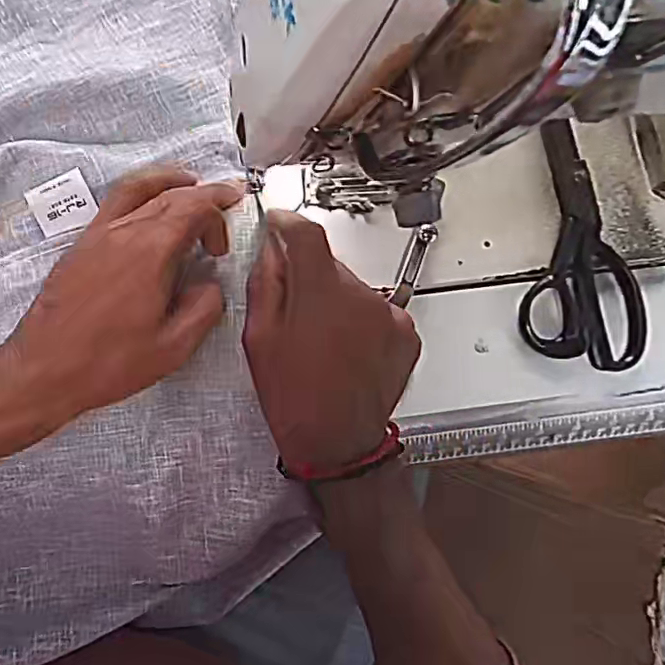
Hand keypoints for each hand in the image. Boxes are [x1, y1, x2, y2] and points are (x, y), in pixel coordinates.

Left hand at [2, 165, 242, 427]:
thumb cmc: (101, 363)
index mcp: (149, 252)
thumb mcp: (172, 348)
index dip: (219, 210)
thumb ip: (203, 310)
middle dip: (202, 195)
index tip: (226, 231)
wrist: (44, 369)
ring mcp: (96, 237)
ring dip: (167, 182)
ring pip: (137, 189)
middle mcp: (121, 234)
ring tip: (187, 185)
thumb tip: (210, 288)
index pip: (194, 206)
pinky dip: (138, 196)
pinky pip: (113, 205)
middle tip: (221, 205)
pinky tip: (145, 214)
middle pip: (169, 193)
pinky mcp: (79, 248)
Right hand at [243, 210, 420, 469]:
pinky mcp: (404, 331)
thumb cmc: (296, 400)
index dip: (286, 222)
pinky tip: (341, 347)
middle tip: (290, 308)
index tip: (278, 222)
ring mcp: (386, 314)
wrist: (336, 442)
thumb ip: (265, 285)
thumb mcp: (260, 339)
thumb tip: (270, 254)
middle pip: (328, 262)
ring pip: (351, 286)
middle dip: (306, 275)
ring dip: (333, 300)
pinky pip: (374, 308)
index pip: (305, 233)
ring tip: (317, 339)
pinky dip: (357, 318)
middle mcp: (359, 297)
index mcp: (318, 293)